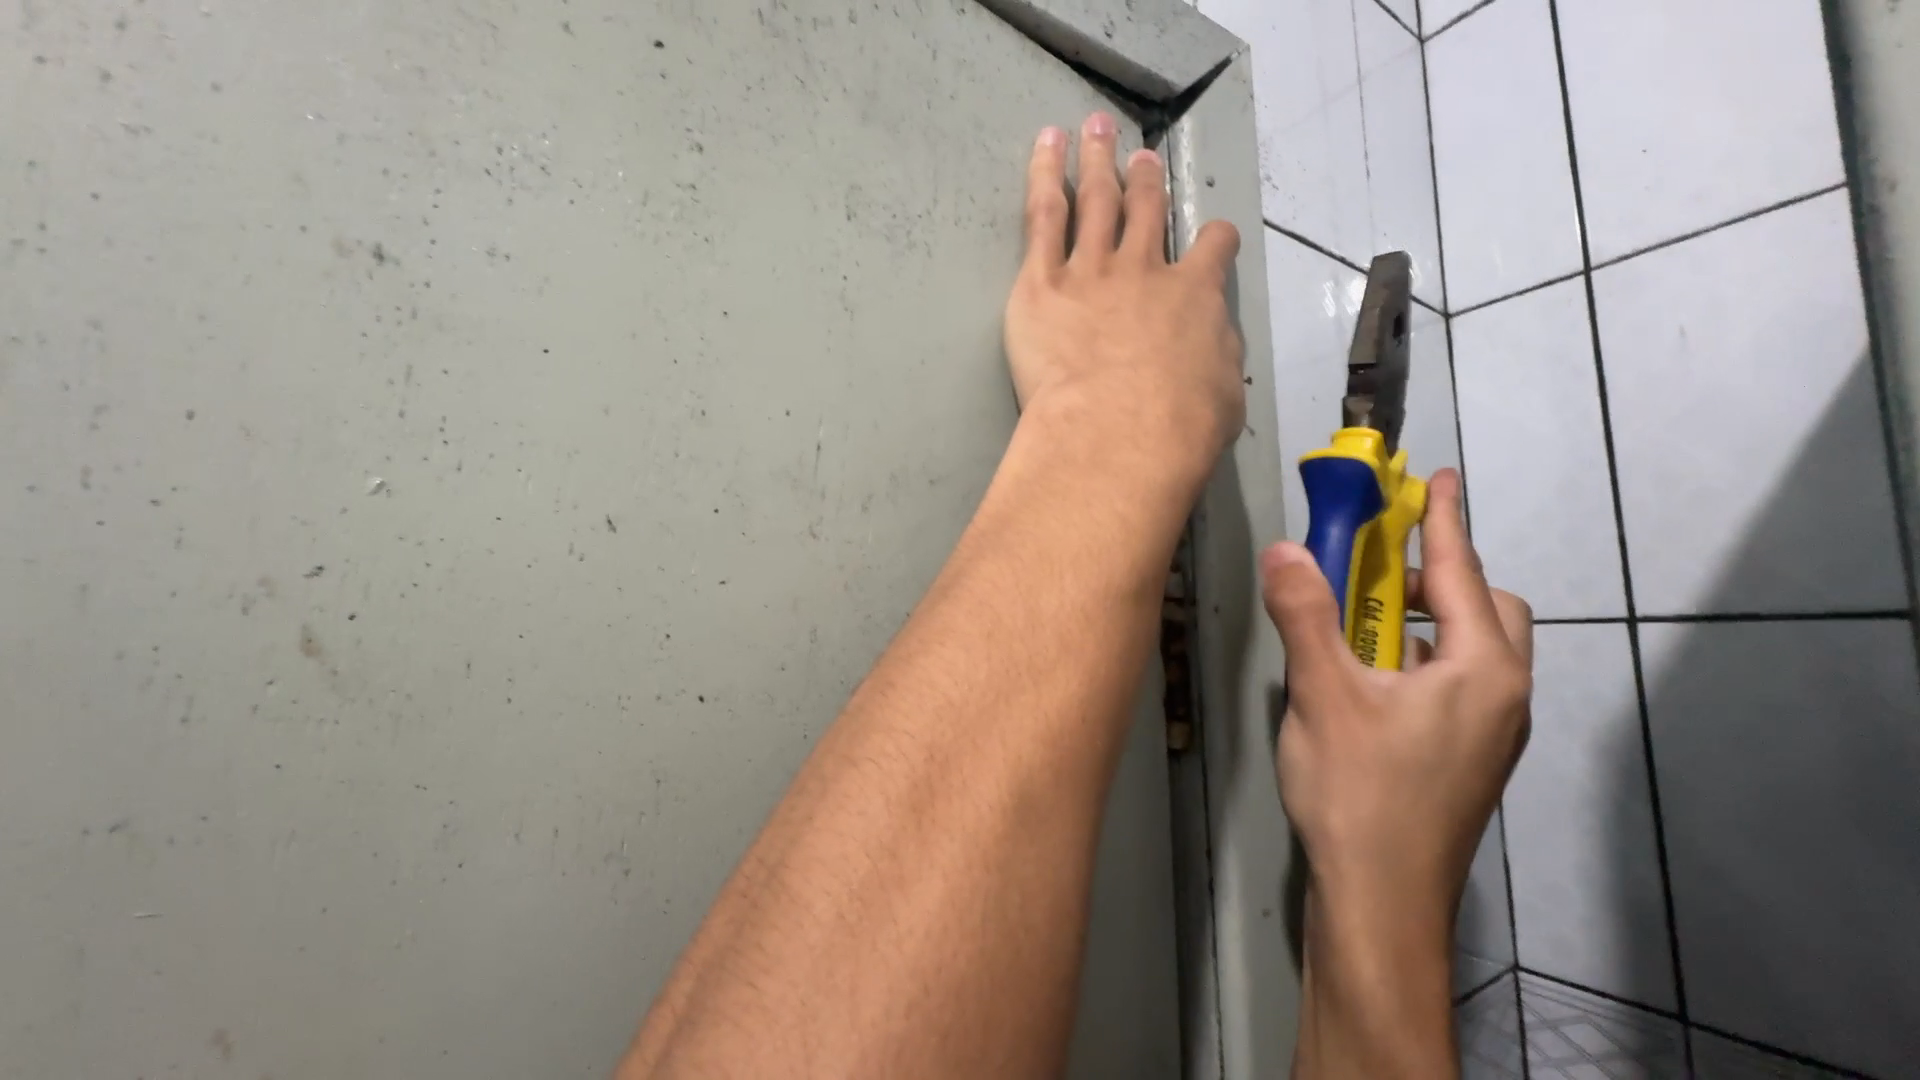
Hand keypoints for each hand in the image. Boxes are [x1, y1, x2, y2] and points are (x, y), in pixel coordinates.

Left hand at [1004, 113, 1244, 491]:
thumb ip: (1215, 354)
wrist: (1118, 432)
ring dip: (1097, 160)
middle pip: (1147, 209)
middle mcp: (1145, 269)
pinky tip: (1047, 145)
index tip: (1214, 235)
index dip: (1215, 239)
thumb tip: (1208, 339)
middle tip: (1140, 155)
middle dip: (1146, 178)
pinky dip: (1044, 173)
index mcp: (1195, 296)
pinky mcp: (1041, 282)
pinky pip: (1043, 215)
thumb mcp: (1223, 393)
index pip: (1212, 250)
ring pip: (1097, 199)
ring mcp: (1091, 269)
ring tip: (1095, 129)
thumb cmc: (1179, 428)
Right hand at [1264, 470, 1532, 923]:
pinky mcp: (1471, 760)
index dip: (1445, 520)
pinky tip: (1372, 688)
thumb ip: (1304, 616)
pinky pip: (1461, 685)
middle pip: (1486, 610)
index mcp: (1481, 669)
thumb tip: (1284, 549)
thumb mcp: (1322, 694)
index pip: (1462, 573)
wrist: (1382, 900)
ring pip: (1474, 651)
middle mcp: (1503, 695)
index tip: (1438, 477)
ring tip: (1362, 632)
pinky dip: (1425, 661)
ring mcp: (1493, 733)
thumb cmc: (1359, 792)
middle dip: (1437, 578)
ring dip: (1427, 622)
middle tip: (1375, 578)